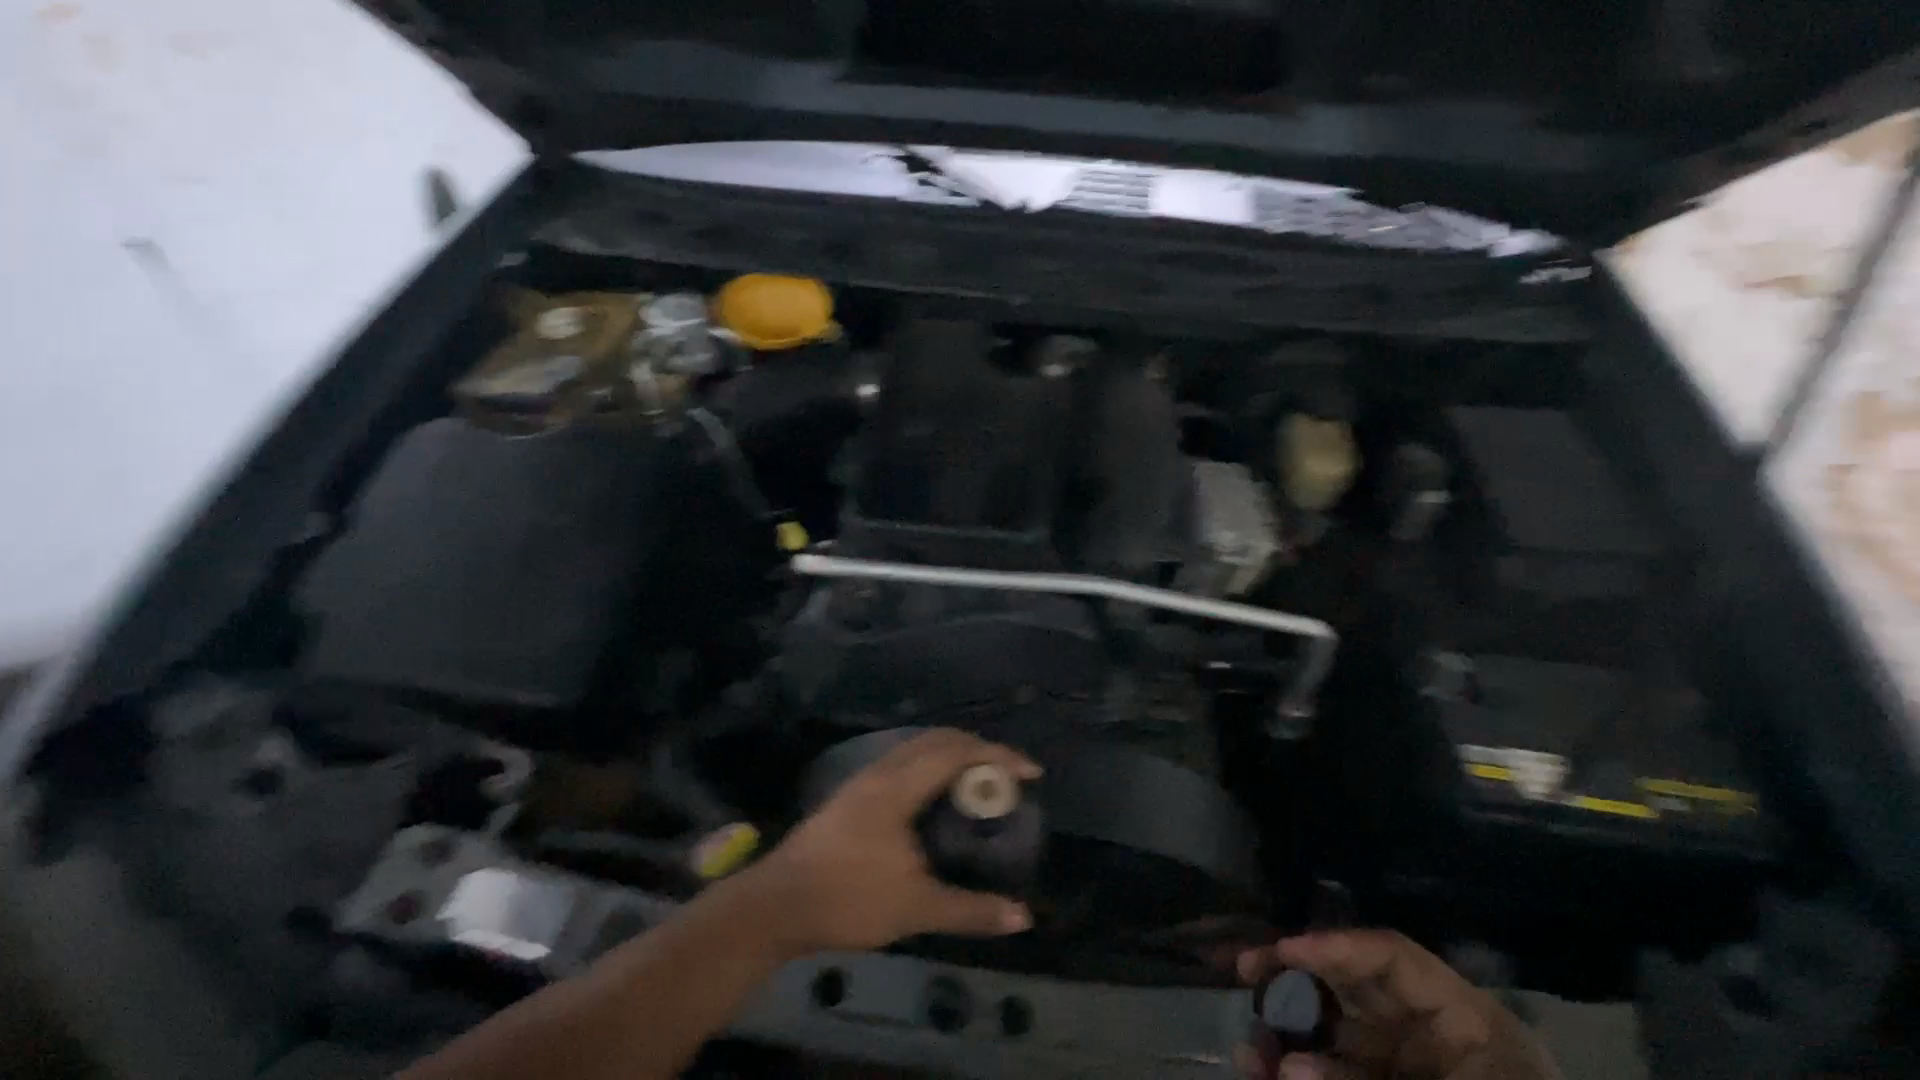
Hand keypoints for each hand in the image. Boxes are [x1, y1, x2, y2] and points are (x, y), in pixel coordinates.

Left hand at [734, 729, 1039, 953]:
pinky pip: (901, 763)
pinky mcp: (850, 798)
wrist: (774, 906)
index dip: (997, 755)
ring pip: (915, 749)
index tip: (1031, 772)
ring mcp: (861, 783)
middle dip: (978, 748)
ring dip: (952, 755)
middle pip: (936, 740)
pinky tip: (935, 798)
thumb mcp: (915, 908)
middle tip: (1008, 774)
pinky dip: (931, 766)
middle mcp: (880, 773)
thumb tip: (1022, 917)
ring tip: (979, 781)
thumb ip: (970, 910)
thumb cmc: (847, 899)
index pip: (956, 753)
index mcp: (897, 788)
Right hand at [1236, 931, 1559, 1079]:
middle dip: (1298, 979)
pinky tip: (1263, 1073)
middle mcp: (1434, 1038)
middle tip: (1246, 974)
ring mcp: (1410, 1072)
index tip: (1280, 951)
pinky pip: (1336, 1074)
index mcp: (1468, 1023)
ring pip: (1336, 1037)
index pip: (1393, 958)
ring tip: (1250, 1054)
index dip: (1335, 946)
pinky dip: (1300, 1072)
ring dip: (1289, 1038)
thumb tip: (1286, 1066)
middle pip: (1355, 987)